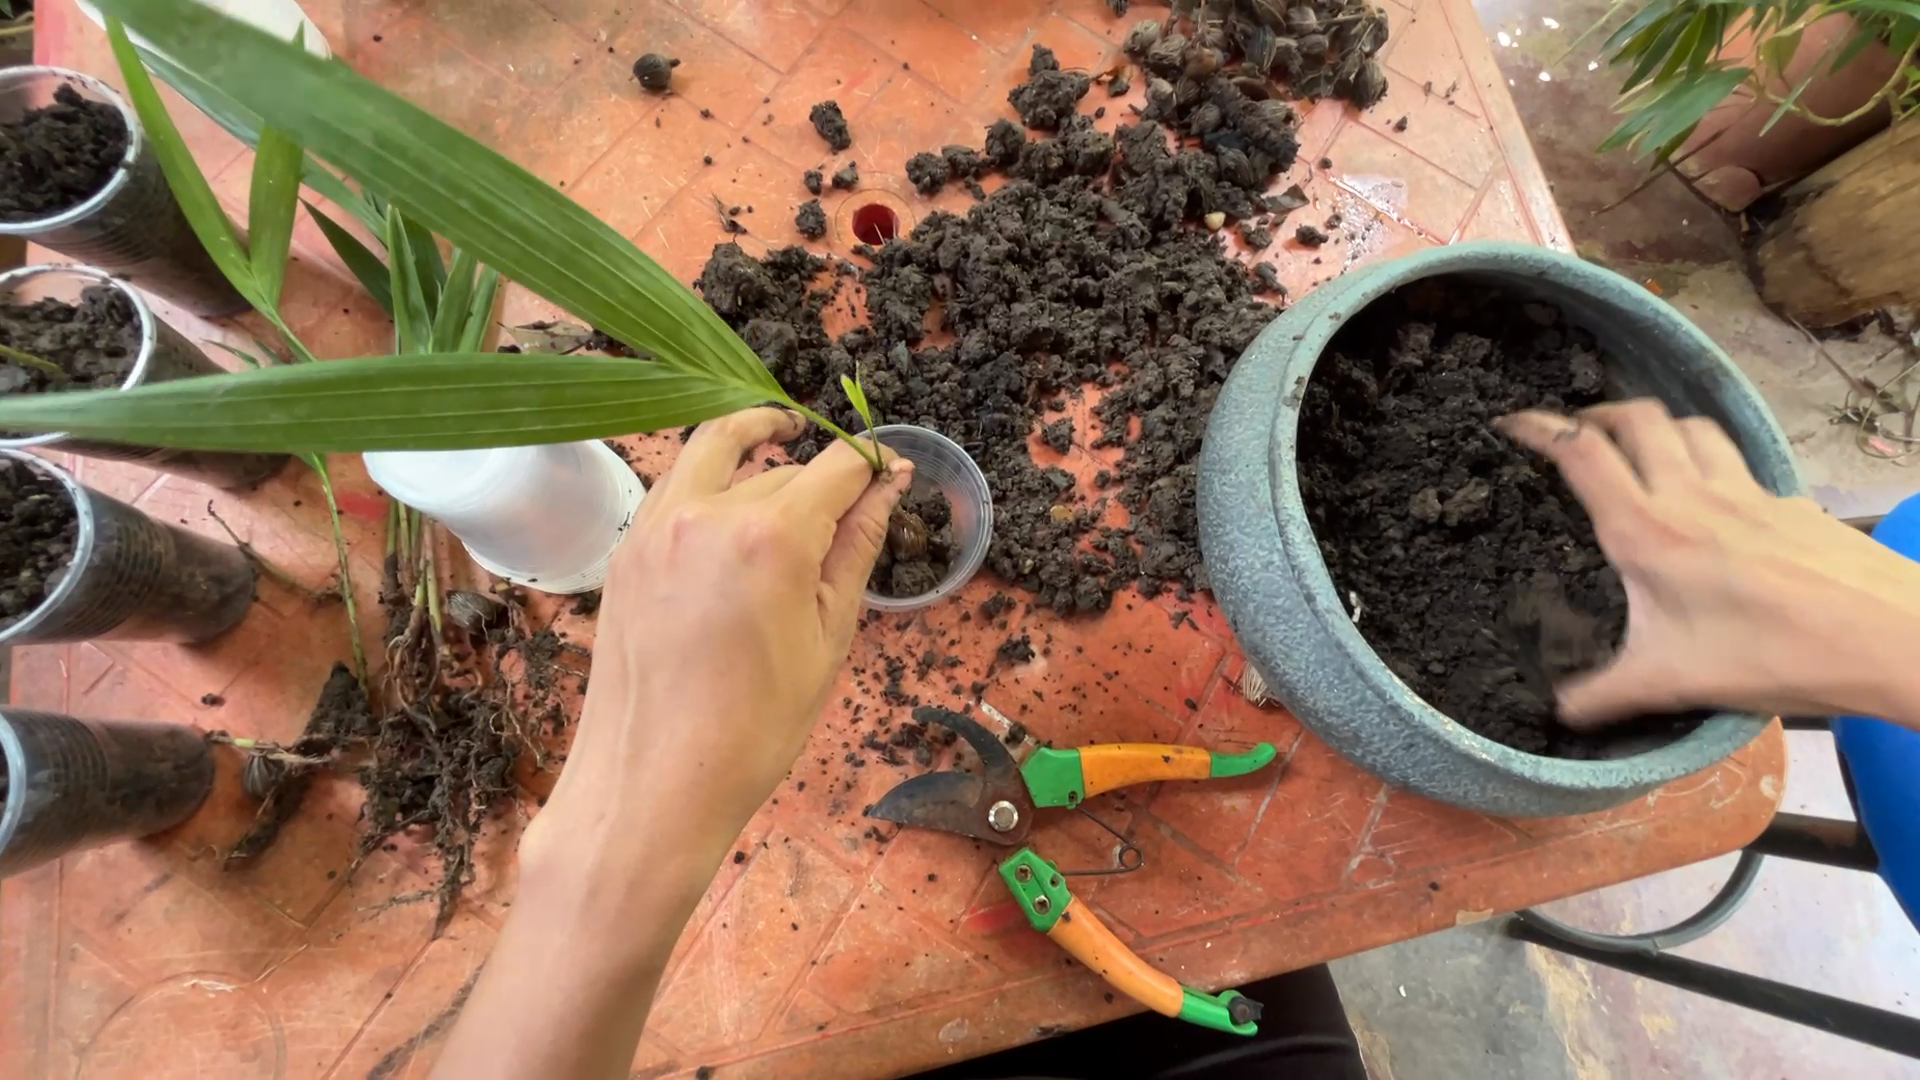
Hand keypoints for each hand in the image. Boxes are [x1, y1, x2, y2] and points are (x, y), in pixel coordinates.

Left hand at [525, 408, 911, 873]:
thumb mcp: (829, 633)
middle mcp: (707, 511)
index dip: (873, 463)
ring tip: (786, 443)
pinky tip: (732, 505)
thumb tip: (889, 485)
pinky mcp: (627, 547)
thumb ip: (857, 546)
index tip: (896, 470)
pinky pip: (678, 487)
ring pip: (721, 458)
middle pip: (783, 470)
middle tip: (851, 509)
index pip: (837, 469)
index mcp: (771, 535)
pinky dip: (712, 477)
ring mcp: (656, 524)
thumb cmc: (760, 722)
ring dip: (760, 448)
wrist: (655, 783)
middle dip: (824, 480)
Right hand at [1497, 400, 1919, 728]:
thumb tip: (1555, 715)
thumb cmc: (1778, 655)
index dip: (1540, 428)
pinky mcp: (1791, 505)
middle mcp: (1691, 497)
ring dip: (1653, 425)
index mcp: (1646, 530)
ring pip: (1691, 427)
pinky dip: (1705, 460)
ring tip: (1632, 445)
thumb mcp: (1670, 681)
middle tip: (1571, 428)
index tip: (1510, 422)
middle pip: (1638, 420)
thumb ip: (1602, 695)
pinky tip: (1705, 497)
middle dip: (1596, 413)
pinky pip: (1736, 462)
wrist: (1913, 644)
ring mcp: (1748, 494)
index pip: (1581, 454)